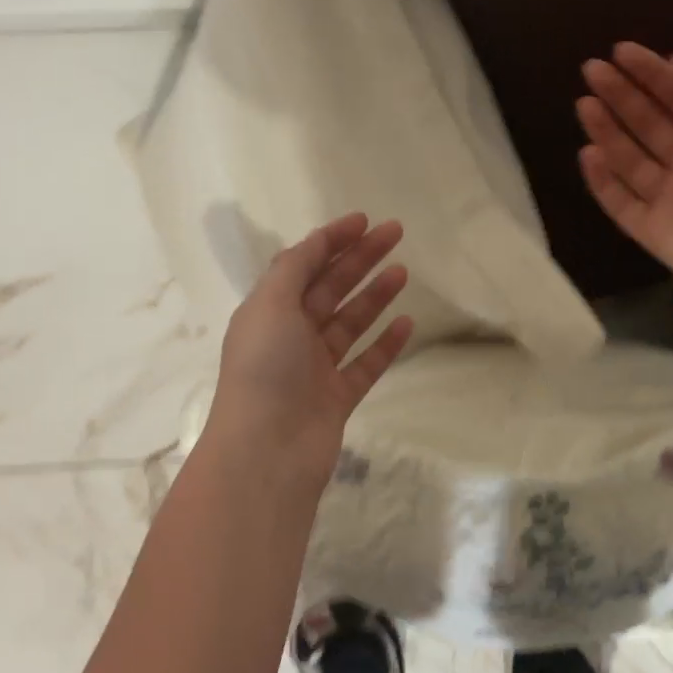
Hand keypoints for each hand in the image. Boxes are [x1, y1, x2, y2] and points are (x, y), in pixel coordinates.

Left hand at [203, 213, 413, 481]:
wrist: (267, 451)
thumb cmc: (265, 370)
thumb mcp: (271, 305)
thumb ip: (294, 269)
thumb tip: (315, 243)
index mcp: (268, 311)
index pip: (301, 265)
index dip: (331, 240)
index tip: (364, 221)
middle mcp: (290, 336)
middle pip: (330, 288)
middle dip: (360, 259)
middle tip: (396, 233)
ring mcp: (315, 369)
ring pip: (350, 323)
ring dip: (375, 295)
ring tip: (404, 272)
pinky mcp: (337, 398)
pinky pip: (366, 364)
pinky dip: (385, 343)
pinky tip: (407, 323)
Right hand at [576, 43, 672, 306]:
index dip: (650, 72)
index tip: (619, 51)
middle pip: (649, 123)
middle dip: (621, 95)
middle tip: (591, 71)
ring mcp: (669, 198)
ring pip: (630, 159)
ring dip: (607, 130)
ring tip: (584, 104)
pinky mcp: (651, 229)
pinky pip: (621, 202)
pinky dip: (603, 180)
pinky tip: (588, 154)